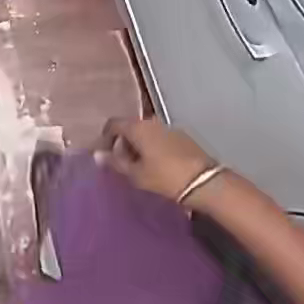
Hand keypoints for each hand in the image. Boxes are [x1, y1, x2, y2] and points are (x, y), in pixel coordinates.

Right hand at [98, 117, 221, 203]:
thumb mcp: (136, 174)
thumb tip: (97, 155)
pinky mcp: (183, 136)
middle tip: (123, 165)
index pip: (113, 124)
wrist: (205, 182)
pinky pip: (160, 138)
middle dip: (124, 144)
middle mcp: (151, 121)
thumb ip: (115, 163)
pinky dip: (154, 147)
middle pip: (130, 127)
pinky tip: (159, 165)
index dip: (106, 138)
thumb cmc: (165, 177)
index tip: (106, 155)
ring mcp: (169, 127)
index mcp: (137, 127)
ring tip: (141, 167)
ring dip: (140, 146)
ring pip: (146, 133)